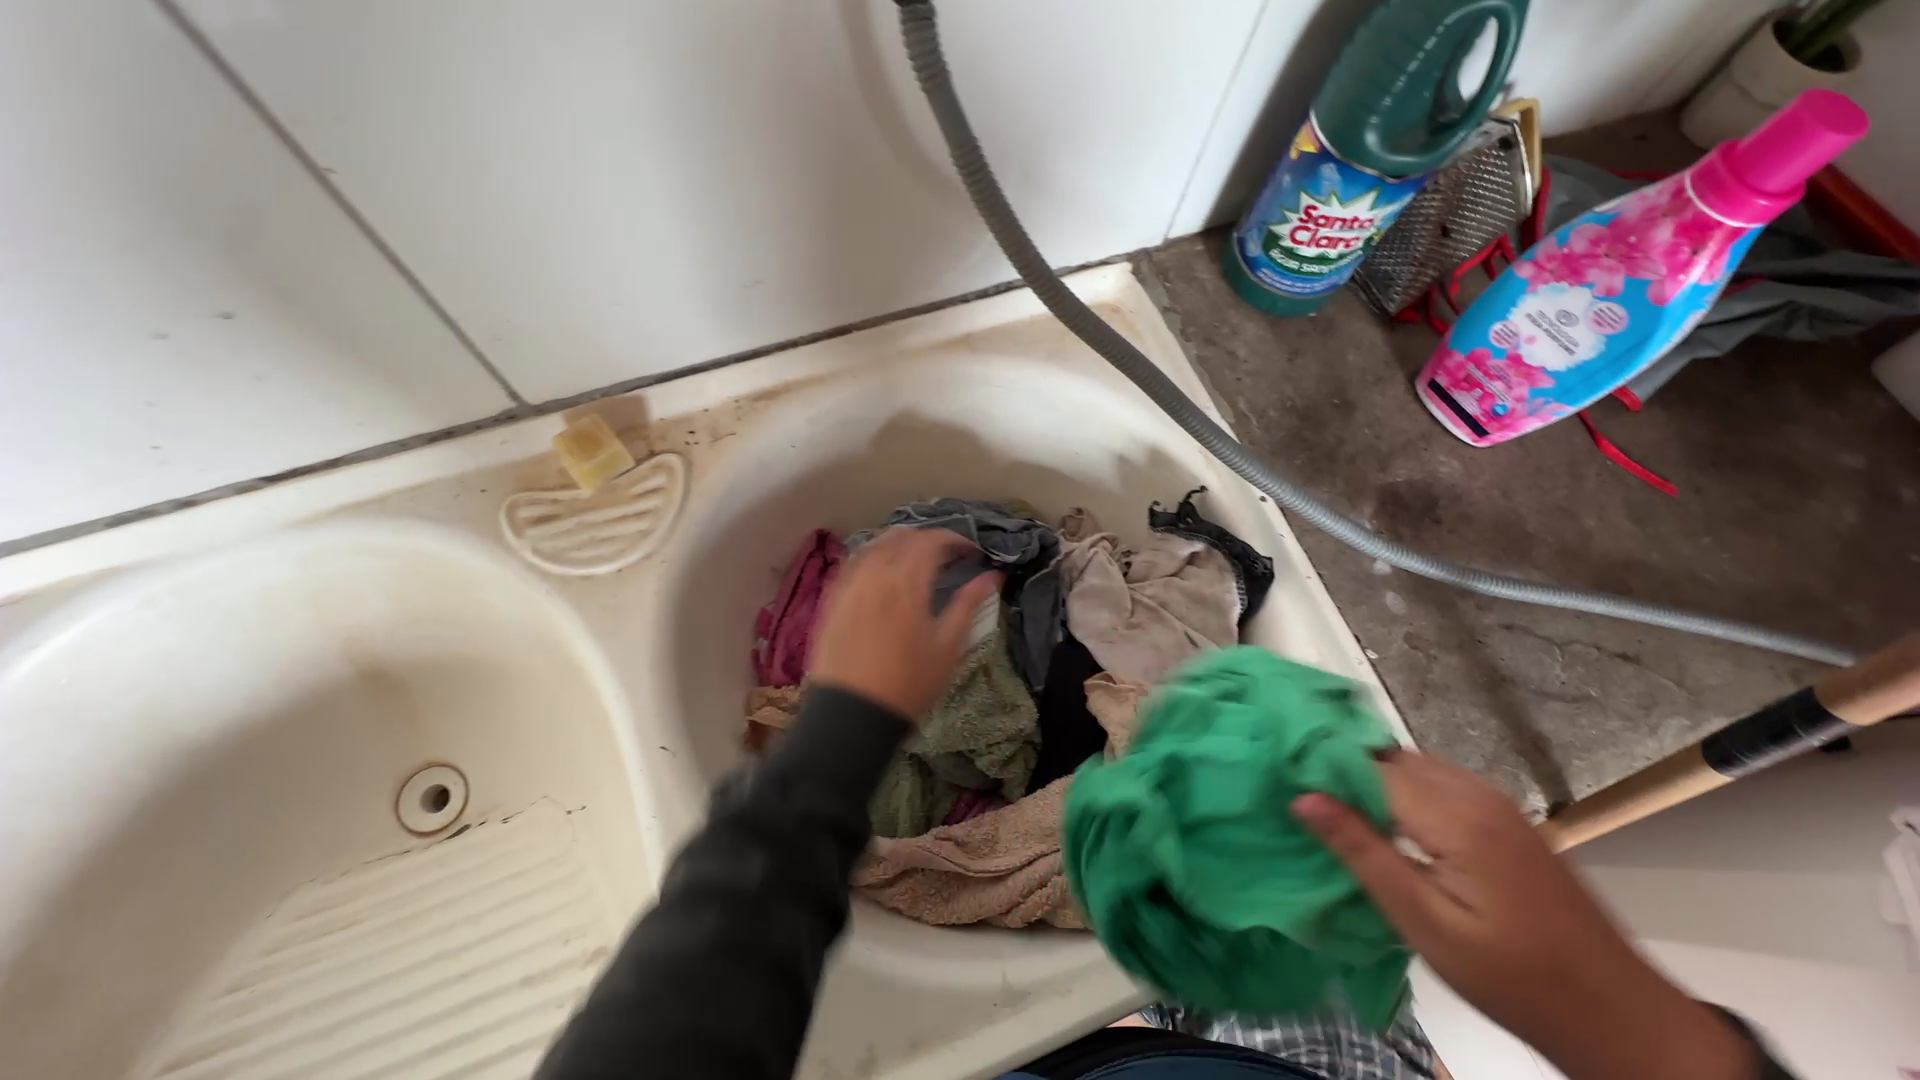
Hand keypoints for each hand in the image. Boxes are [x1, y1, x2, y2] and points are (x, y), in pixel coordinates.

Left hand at [808, 528, 1000, 720]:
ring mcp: (849, 586)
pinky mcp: (832, 601)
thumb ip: (968, 605)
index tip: (972, 551)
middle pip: (902, 538)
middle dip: (927, 538)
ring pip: (873, 546)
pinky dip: (872, 557)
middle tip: (947, 554)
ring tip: (915, 558)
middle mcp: (875, 575)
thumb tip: (993, 577)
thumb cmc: (909, 684)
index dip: (955, 539)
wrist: (853, 714)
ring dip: (899, 543)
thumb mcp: (948, 647)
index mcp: (907, 583)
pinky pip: (852, 564)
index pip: (932, 542)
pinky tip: (880, 571)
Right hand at [1293, 752, 1756, 1079]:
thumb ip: (1362, 851)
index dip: (1320, 768)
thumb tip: (1303, 797)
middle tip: (1296, 795)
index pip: (1367, 766)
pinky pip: (1439, 785)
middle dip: (1342, 769)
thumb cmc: (1510, 975)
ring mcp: (1497, 803)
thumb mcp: (1423, 921)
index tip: (1275, 777)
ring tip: (1327, 807)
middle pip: (1391, 758)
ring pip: (1414, 767)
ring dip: (1372, 780)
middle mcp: (1477, 793)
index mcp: (1456, 816)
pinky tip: (1382, 823)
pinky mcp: (1506, 819)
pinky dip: (1403, 792)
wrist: (1612, 1011)